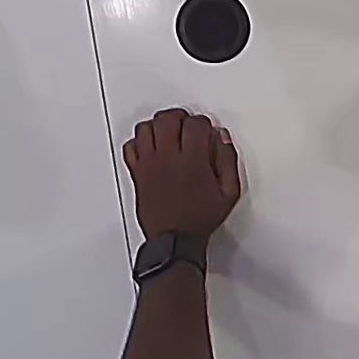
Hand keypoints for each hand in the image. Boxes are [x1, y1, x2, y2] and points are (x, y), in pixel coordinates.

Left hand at [123, 108, 241, 239]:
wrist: (174, 241)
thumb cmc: (199, 219)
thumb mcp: (229, 192)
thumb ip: (228, 161)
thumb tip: (222, 139)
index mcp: (192, 161)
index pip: (195, 123)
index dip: (203, 123)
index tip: (206, 130)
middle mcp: (168, 158)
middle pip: (167, 119)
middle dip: (179, 116)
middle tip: (185, 124)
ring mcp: (149, 165)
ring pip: (145, 128)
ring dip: (157, 125)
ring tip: (167, 132)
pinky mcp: (137, 173)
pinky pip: (130, 147)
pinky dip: (138, 142)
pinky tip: (150, 146)